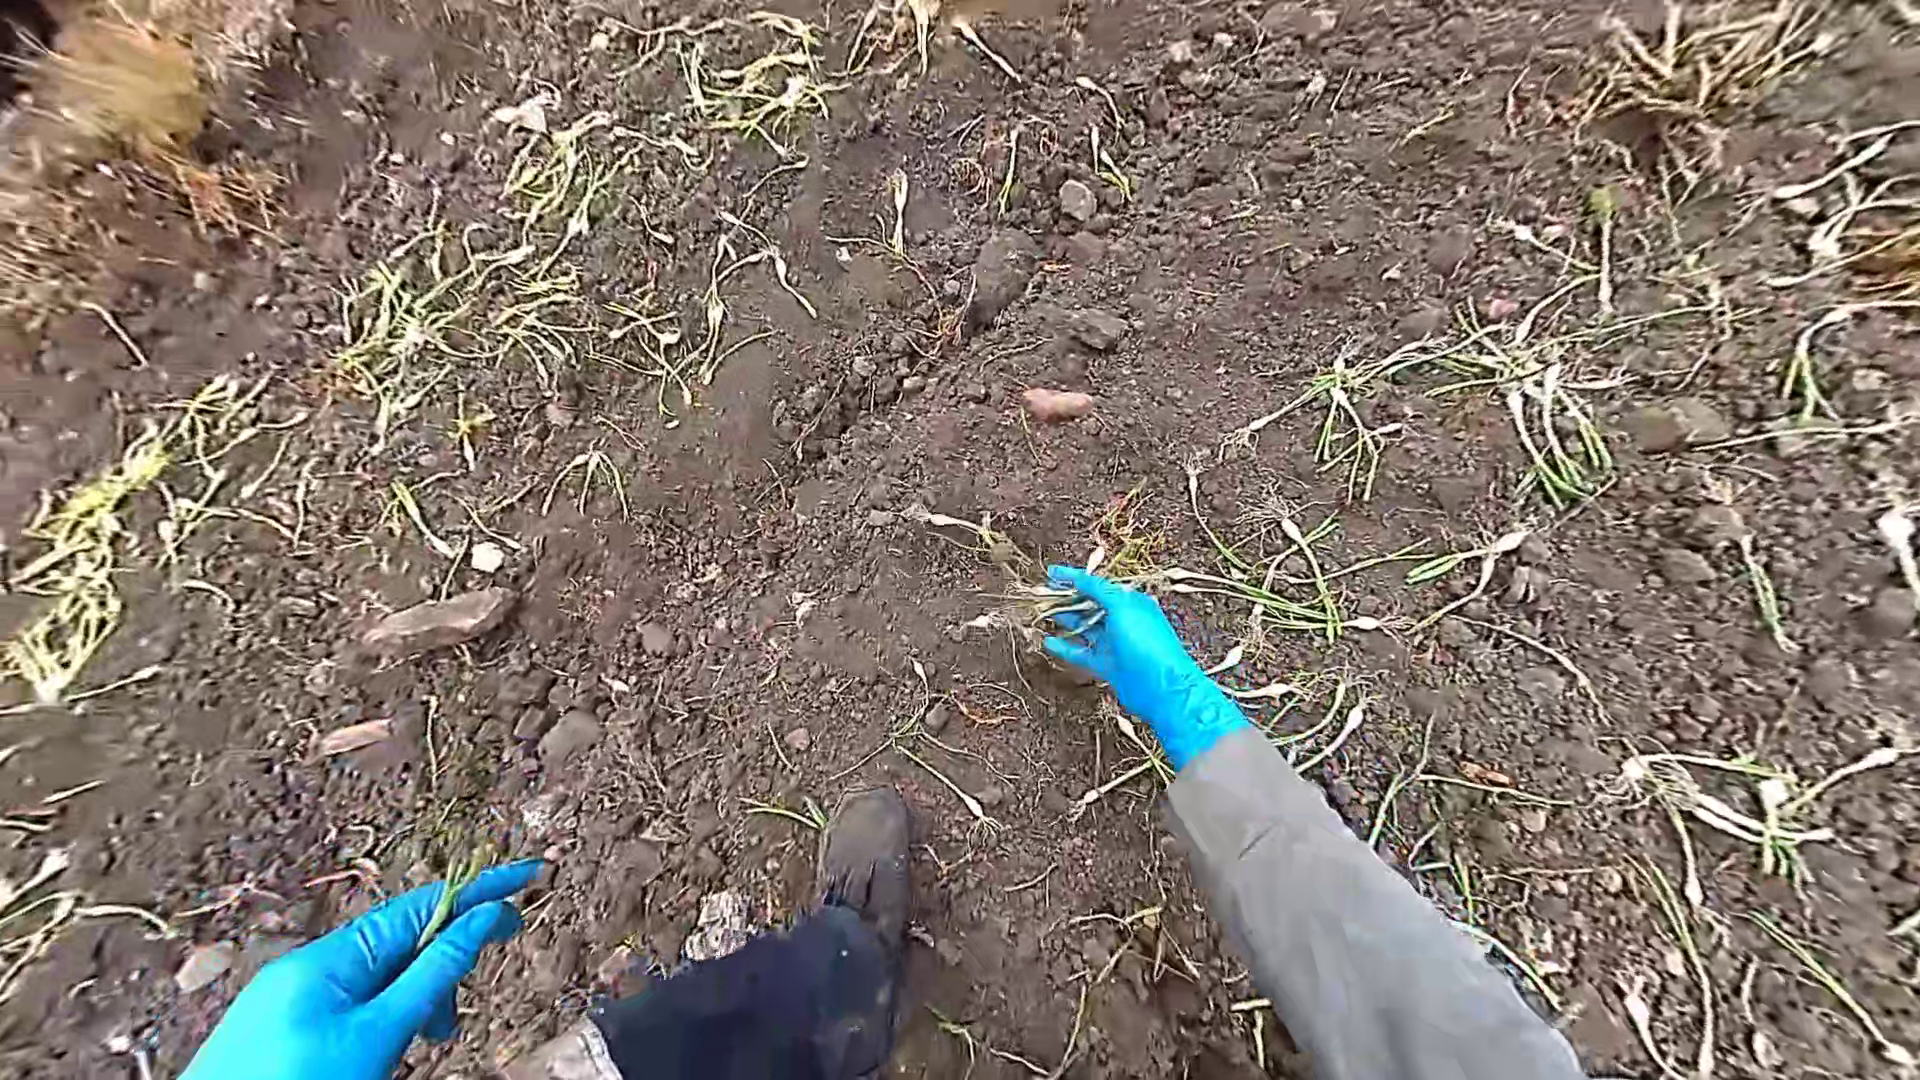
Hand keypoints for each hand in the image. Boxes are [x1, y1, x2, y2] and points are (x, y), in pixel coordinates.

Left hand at [182, 861, 539, 1079]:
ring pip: (387, 970)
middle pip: (408, 935)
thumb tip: (487, 916)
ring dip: (426, 988)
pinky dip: (395, 1009)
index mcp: (329, 958)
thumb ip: (438, 968)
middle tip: (486, 972)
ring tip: (438, 1030)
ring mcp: (294, 998)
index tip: (531, 874)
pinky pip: (360, 998)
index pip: (427, 902)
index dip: (483, 887)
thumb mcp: (379, 1033)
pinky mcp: (287, 1026)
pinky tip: (405, 1037)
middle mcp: (311, 966)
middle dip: (452, 951)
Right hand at [1044, 565, 1248, 769]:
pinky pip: (1081, 652)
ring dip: (1064, 620)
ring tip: (1043, 614)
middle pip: (1088, 606)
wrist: (1162, 688)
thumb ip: (1101, 590)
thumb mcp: (1124, 606)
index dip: (1074, 578)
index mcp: (1130, 603)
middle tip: (1044, 594)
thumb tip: (1083, 579)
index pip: (1097, 585)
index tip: (1053, 573)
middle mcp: (1122, 621)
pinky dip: (1065, 647)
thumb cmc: (1149, 644)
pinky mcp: (1107, 665)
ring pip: (1083, 628)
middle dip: (1066, 598)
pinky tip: (1050, 642)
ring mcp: (1114, 644)